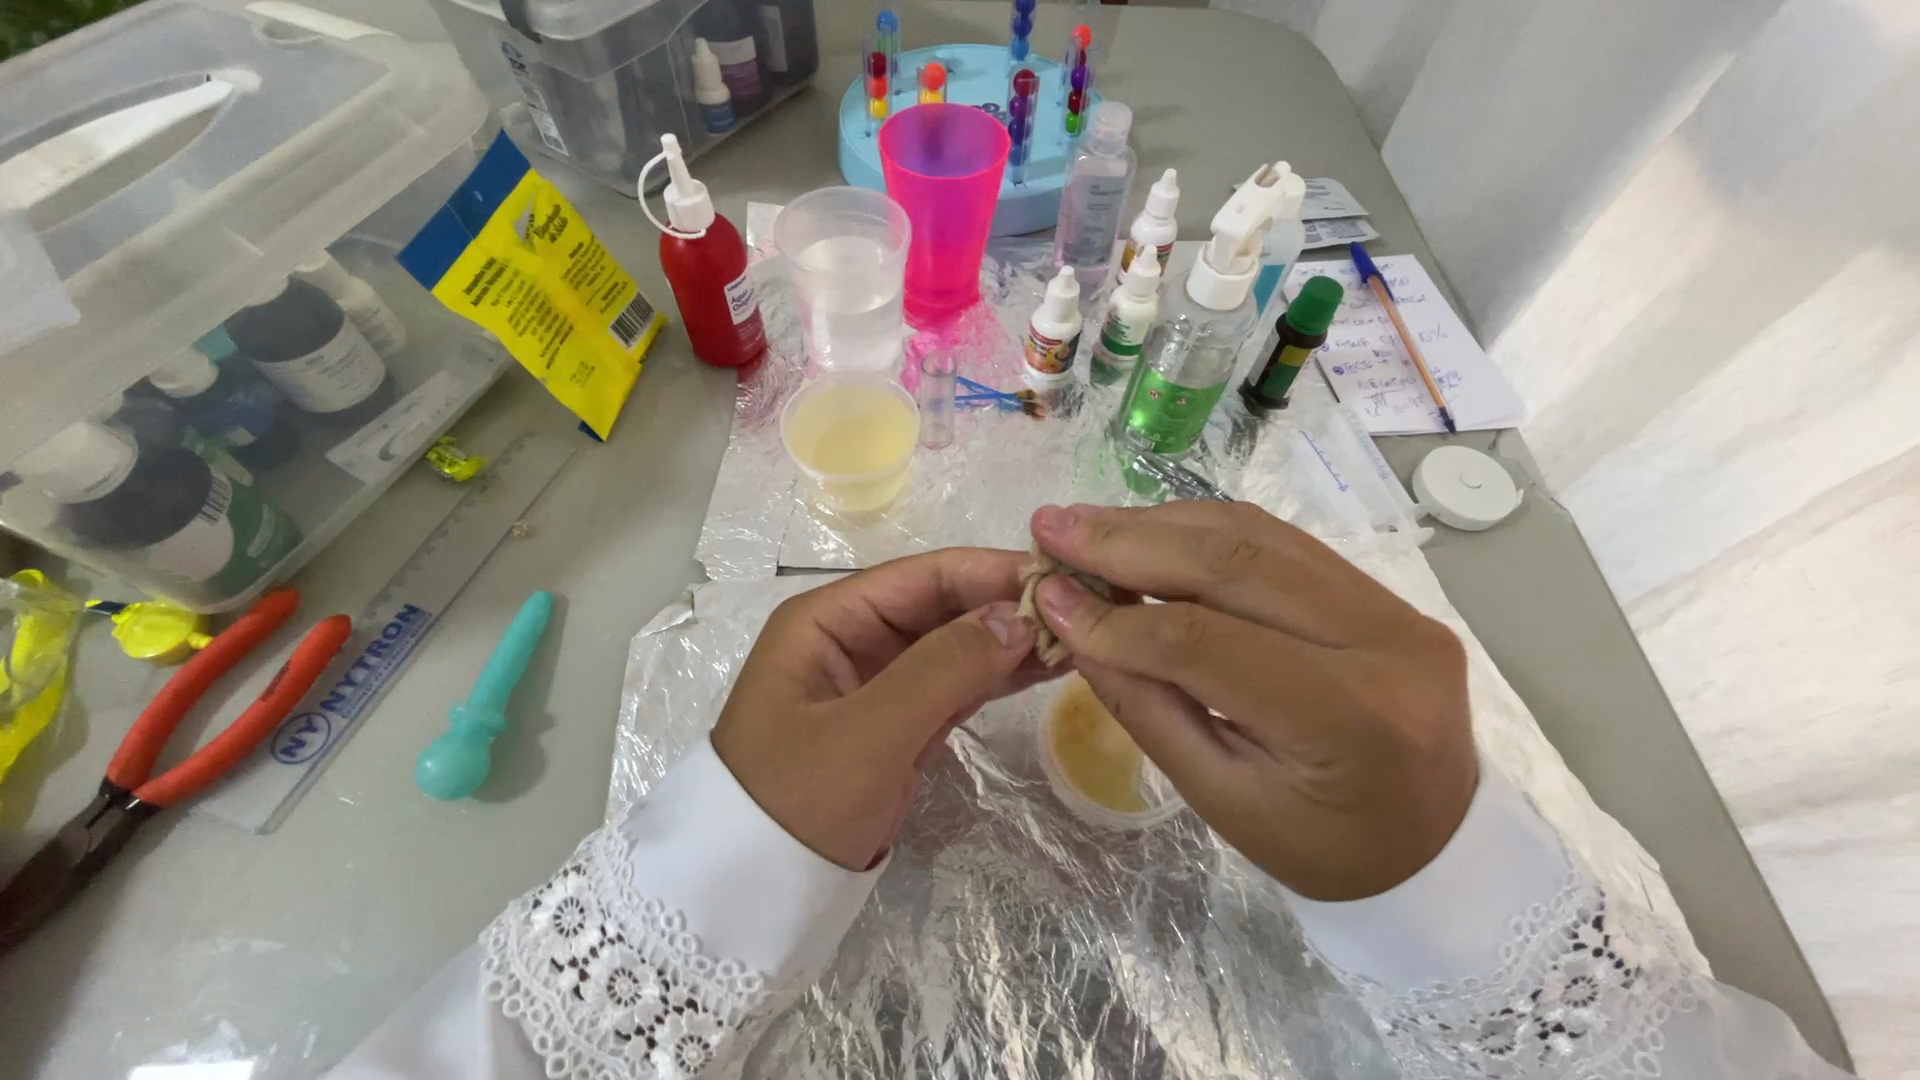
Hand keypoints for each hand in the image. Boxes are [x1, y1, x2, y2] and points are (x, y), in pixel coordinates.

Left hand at [712, 549, 1052, 870]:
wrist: (759, 890)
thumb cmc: (798, 800)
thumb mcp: (868, 732)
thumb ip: (942, 669)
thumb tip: (1017, 619)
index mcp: (829, 619)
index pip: (920, 577)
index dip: (989, 571)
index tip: (1057, 575)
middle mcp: (854, 638)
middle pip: (943, 607)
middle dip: (1006, 605)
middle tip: (1081, 608)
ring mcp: (880, 682)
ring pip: (956, 646)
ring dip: (1010, 641)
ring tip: (1077, 636)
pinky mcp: (901, 722)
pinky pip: (956, 686)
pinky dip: (997, 677)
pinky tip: (1045, 668)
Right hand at [1028, 502, 1477, 900]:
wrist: (1435, 847)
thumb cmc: (1320, 847)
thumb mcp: (1219, 799)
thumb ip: (1144, 705)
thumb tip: (1074, 625)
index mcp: (1348, 719)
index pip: (1205, 642)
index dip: (1115, 617)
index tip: (1048, 596)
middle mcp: (1385, 641)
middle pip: (1232, 564)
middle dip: (1126, 541)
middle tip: (1051, 524)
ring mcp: (1392, 606)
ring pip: (1254, 535)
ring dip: (1159, 523)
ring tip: (1087, 523)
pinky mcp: (1382, 592)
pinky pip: (1278, 541)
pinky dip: (1202, 530)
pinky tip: (1149, 531)